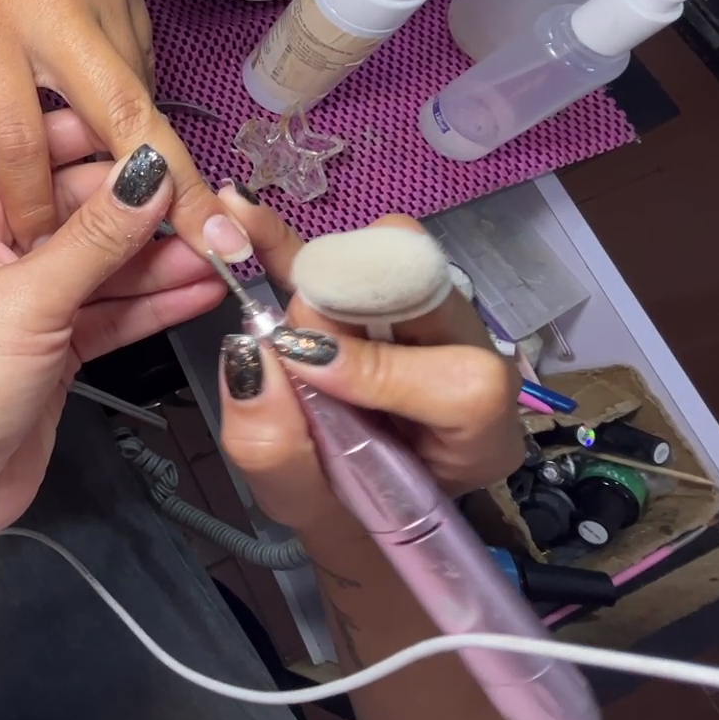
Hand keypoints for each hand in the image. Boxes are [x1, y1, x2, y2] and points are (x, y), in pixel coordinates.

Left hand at [0, 0, 251, 263]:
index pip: (17, 137)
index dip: (32, 204)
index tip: (38, 246)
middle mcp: (56, 15)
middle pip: (123, 118)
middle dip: (165, 191)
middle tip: (206, 244)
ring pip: (143, 91)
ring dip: (157, 154)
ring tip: (176, 210)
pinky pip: (142, 58)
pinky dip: (142, 104)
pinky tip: (133, 134)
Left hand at [0, 116, 261, 545]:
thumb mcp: (28, 299)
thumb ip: (95, 236)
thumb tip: (150, 170)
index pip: (38, 154)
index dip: (98, 144)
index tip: (163, 144)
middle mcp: (1, 247)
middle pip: (82, 211)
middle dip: (143, 213)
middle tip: (213, 214)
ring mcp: (32, 298)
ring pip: (104, 266)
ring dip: (159, 263)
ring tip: (223, 257)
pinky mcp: (58, 344)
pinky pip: (110, 312)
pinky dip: (151, 306)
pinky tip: (201, 294)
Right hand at [211, 206, 522, 538]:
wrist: (349, 501)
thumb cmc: (334, 511)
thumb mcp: (299, 502)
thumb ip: (273, 444)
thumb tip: (248, 354)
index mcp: (477, 436)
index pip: (463, 384)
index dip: (378, 368)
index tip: (301, 364)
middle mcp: (470, 362)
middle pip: (423, 300)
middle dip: (334, 310)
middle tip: (284, 342)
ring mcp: (430, 318)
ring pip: (386, 261)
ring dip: (313, 274)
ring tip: (261, 291)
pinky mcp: (381, 292)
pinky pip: (345, 248)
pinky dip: (289, 236)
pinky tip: (242, 208)